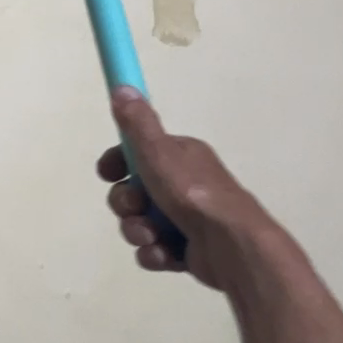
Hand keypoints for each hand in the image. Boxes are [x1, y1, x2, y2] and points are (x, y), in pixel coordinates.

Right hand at [95, 86, 277, 290]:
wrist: (236, 249)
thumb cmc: (194, 195)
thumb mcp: (158, 152)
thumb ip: (137, 123)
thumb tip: (122, 87)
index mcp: (181, 158)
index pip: (135, 154)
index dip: (116, 164)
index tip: (107, 174)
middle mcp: (185, 185)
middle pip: (132, 190)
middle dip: (125, 203)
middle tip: (134, 208)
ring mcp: (188, 220)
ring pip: (140, 221)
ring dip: (136, 230)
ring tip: (150, 238)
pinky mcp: (190, 249)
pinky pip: (155, 248)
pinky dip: (154, 253)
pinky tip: (163, 255)